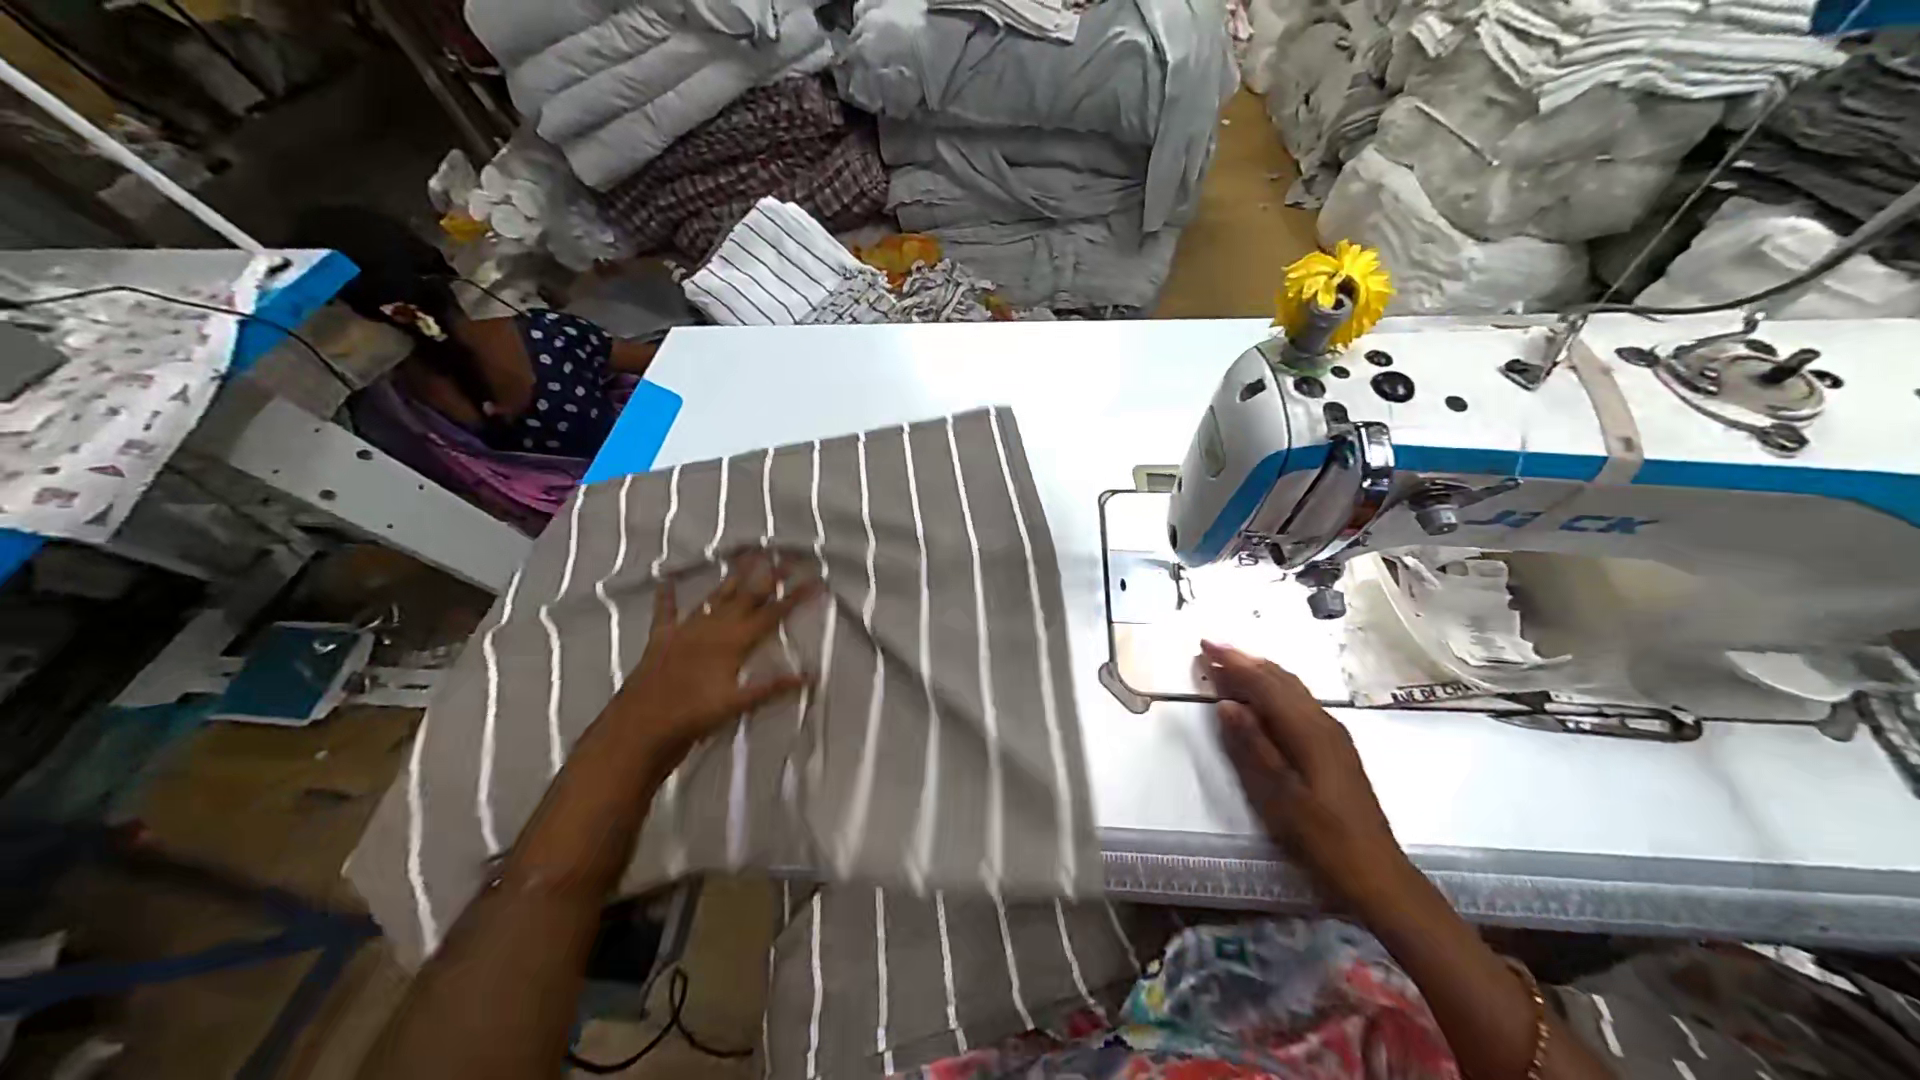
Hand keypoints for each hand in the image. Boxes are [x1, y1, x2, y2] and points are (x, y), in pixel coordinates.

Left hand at [609, 549, 820, 763]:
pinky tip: (665, 580)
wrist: (640, 726)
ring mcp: (686, 630)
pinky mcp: (661, 639)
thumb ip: (773, 687)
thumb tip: (812, 677)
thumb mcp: (738, 704)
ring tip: (745, 558)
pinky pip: (665, 612)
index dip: (795, 597)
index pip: (773, 614)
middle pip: (747, 596)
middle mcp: (713, 628)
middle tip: (785, 557)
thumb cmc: (693, 717)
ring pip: (714, 598)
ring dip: (731, 579)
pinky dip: (667, 597)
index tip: (815, 580)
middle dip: (768, 576)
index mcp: (734, 642)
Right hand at [1200, 640, 1415, 910]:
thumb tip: (1226, 703)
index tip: (1206, 644)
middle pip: (1281, 680)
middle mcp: (1323, 723)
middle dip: (1245, 661)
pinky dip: (1274, 691)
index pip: (1265, 684)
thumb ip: (1252, 745)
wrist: (1377, 874)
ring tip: (1231, 665)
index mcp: (1308, 731)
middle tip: (1212, 648)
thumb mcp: (1278, 795)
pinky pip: (1298, 704)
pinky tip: (1262, 699)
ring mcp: (1333, 735)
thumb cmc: (1322, 837)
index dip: (1233, 662)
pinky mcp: (1334, 749)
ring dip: (1260, 673)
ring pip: (1292, 689)